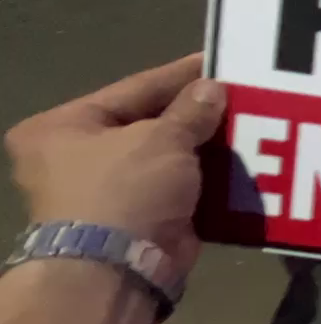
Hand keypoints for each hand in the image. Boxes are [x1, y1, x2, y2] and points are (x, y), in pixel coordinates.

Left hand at [5, 55, 225, 273]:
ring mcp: (111, 185)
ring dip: (211, 144)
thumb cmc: (124, 189)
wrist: (121, 262)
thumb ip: (190, 112)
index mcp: (63, 127)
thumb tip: (213, 88)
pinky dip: (213, 173)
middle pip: (153, 122)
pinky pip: (186, 181)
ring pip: (173, 154)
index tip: (219, 61)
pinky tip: (246, 161)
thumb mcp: (161, 140)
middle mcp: (78, 153)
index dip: (180, 75)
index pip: (133, 89)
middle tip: (244, 96)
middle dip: (200, 113)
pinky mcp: (144, 210)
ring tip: (254, 126)